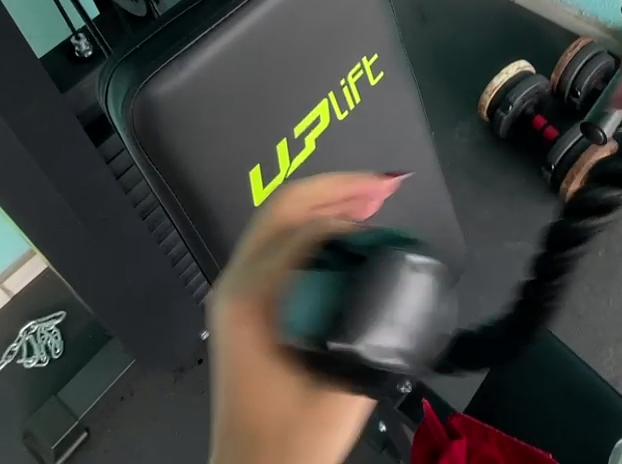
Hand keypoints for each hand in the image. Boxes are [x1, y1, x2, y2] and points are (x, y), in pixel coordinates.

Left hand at [207, 171, 405, 463]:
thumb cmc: (293, 438)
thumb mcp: (342, 376)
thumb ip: (363, 316)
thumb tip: (378, 261)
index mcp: (251, 297)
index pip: (303, 228)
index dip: (348, 213)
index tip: (383, 216)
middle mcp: (236, 282)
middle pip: (285, 206)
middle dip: (339, 187)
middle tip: (386, 184)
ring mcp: (235, 288)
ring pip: (281, 218)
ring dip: (328, 199)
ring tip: (373, 194)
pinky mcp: (244, 299)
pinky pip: (279, 240)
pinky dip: (315, 222)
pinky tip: (347, 228)